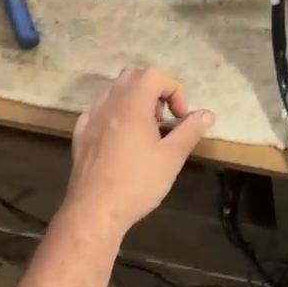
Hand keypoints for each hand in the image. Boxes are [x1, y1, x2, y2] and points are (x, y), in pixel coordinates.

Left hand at [60, 66, 214, 242]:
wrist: (94, 212)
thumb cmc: (137, 182)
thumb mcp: (172, 156)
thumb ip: (191, 130)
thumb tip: (208, 114)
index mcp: (132, 104)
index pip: (154, 74)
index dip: (174, 89)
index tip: (179, 117)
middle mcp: (109, 104)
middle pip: (132, 76)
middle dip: (153, 90)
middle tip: (163, 118)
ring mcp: (90, 118)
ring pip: (113, 91)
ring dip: (134, 100)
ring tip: (145, 130)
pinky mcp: (80, 135)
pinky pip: (99, 111)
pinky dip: (115, 114)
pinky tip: (121, 139)